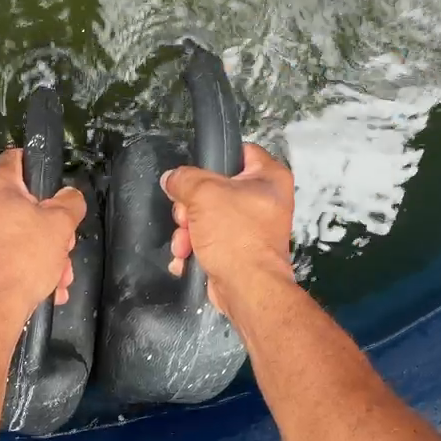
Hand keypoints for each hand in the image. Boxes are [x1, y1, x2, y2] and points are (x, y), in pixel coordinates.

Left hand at [0, 148, 83, 325]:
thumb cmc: (27, 257)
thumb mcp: (61, 224)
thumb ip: (70, 202)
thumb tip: (69, 197)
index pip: (17, 157)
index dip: (40, 167)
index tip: (57, 185)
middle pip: (27, 203)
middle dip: (53, 227)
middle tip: (66, 245)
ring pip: (24, 233)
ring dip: (48, 253)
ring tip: (61, 276)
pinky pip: (13, 252)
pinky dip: (32, 266)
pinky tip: (50, 288)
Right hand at [161, 143, 295, 313]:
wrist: (246, 288)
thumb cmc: (236, 237)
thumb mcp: (203, 194)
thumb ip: (184, 179)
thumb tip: (172, 178)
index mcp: (269, 178)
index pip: (240, 152)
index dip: (213, 160)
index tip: (195, 175)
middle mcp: (264, 201)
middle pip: (214, 189)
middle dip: (191, 207)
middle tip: (187, 217)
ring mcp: (251, 228)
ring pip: (206, 217)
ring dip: (187, 232)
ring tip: (185, 243)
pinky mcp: (237, 251)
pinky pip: (208, 240)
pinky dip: (194, 248)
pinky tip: (186, 256)